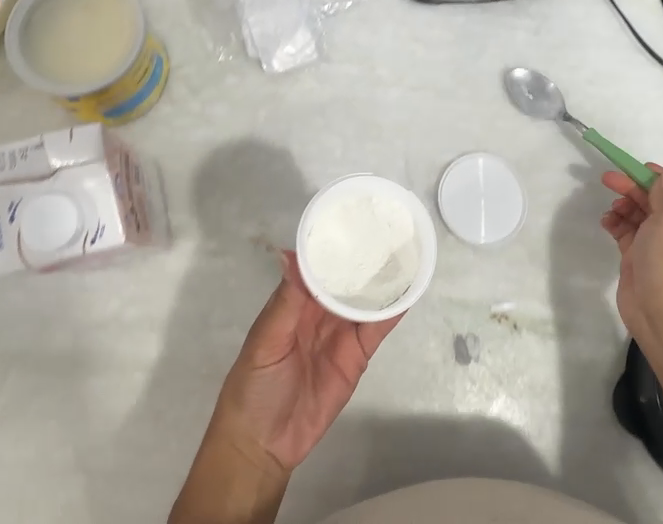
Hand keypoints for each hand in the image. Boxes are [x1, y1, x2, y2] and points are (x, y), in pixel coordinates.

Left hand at [209, 251, 402, 471]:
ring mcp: (340, 333)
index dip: (332, 246)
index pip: (316, 267)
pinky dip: (392, 312)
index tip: (351, 220)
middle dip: (363, 258)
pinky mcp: (357, 356)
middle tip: (388, 229)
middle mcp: (319, 312)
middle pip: (345, 280)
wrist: (265, 442)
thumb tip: (290, 254)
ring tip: (405, 253)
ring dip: (382, 281)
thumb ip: (286, 301)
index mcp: (293, 301)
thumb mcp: (265, 340)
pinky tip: (408, 292)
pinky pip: (376, 330)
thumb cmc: (254, 385)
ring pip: (364, 300)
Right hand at [600, 165, 662, 348]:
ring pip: (638, 218)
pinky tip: (607, 221)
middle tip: (609, 179)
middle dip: (635, 189)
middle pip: (656, 203)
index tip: (642, 168)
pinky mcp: (637, 260)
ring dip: (624, 207)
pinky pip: (625, 234)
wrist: (661, 312)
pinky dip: (616, 224)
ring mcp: (656, 248)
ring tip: (612, 207)